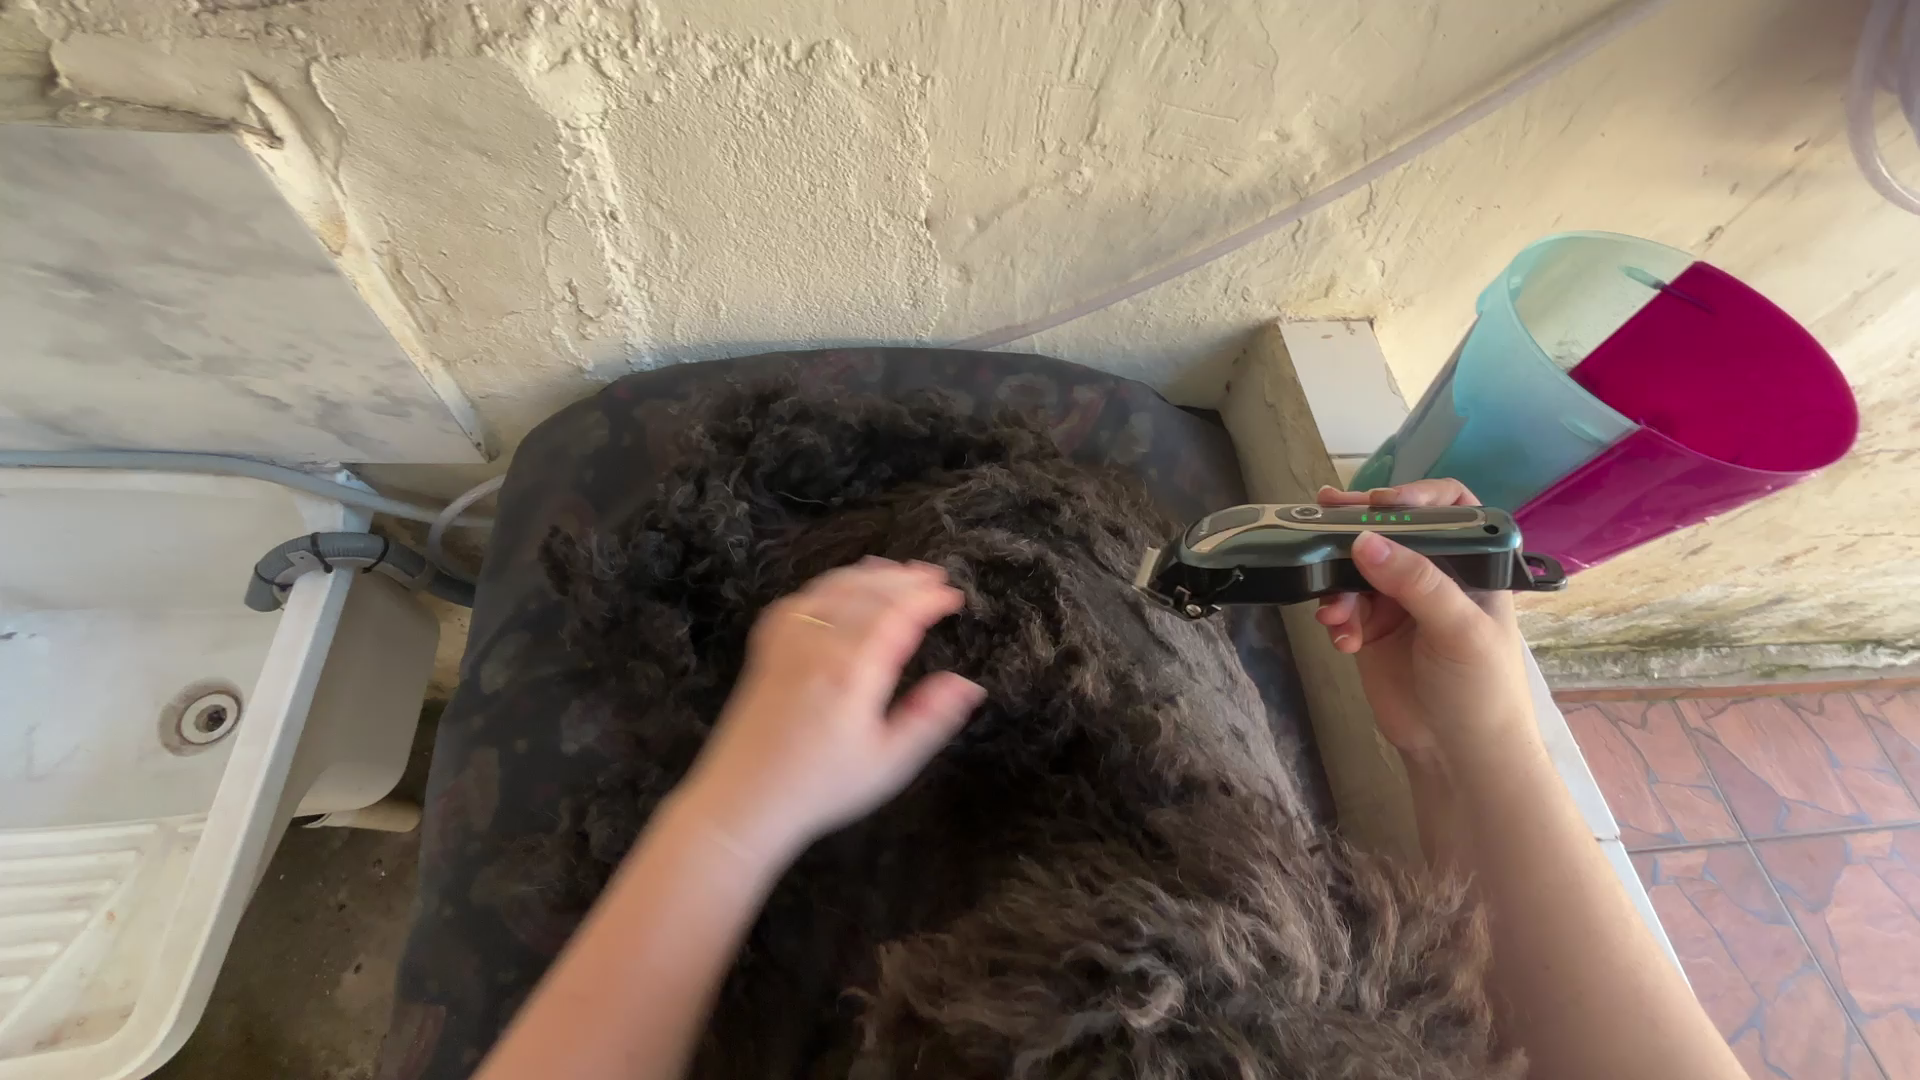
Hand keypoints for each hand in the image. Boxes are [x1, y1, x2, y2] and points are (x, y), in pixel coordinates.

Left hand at [674, 558, 983, 862]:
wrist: (743, 800)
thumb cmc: (822, 787)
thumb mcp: (888, 762)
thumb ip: (929, 718)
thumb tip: (968, 685)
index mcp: (852, 671)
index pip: (898, 615)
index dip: (928, 599)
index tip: (953, 595)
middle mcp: (819, 645)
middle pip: (868, 593)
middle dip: (905, 580)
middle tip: (934, 576)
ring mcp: (788, 642)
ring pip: (834, 589)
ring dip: (870, 576)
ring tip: (897, 571)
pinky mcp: (767, 648)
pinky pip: (801, 600)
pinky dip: (828, 585)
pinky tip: (841, 587)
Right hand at [1313, 479, 1534, 758]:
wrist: (1456, 753)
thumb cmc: (1480, 689)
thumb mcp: (1458, 630)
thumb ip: (1415, 583)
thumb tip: (1364, 541)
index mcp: (1469, 568)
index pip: (1449, 510)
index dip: (1417, 496)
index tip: (1381, 502)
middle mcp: (1432, 577)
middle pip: (1389, 533)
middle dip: (1354, 530)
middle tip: (1320, 519)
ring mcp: (1397, 603)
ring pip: (1355, 571)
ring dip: (1337, 589)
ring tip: (1336, 618)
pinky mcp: (1369, 629)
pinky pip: (1340, 607)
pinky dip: (1335, 620)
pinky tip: (1342, 641)